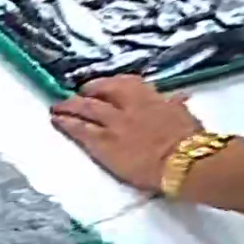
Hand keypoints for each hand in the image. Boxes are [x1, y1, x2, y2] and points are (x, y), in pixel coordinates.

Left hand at [50, 76, 202, 192]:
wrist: (180, 160)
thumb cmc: (187, 141)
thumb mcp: (183, 116)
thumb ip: (174, 106)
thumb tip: (177, 98)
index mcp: (152, 99)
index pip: (127, 83)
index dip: (109, 83)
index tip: (99, 86)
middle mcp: (130, 107)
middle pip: (103, 92)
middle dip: (86, 92)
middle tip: (74, 95)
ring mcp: (114, 124)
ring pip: (87, 108)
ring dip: (69, 106)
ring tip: (56, 106)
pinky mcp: (101, 143)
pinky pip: (79, 129)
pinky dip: (65, 123)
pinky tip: (55, 120)